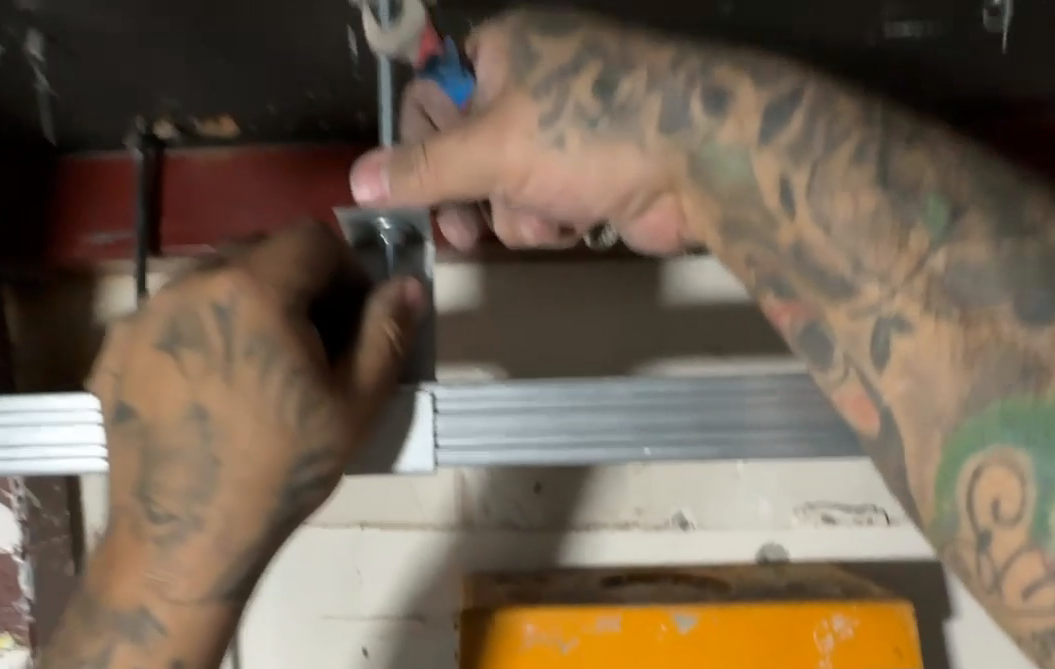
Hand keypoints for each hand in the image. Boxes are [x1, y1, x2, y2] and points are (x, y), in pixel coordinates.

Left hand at [89, 221, 422, 599]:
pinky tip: (209, 391)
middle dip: (294, 286)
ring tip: (256, 371)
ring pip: (208, 284)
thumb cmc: (281, 473)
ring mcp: (141, 318)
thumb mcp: (353, 409)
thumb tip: (407, 284)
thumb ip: (385, 336)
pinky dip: (198, 335)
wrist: (185, 538)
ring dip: (244, 307)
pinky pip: (168, 319)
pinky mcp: (112, 352)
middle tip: (310, 348)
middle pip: (257, 254)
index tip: (353, 318)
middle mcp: (187, 285)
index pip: (313, 239)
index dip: (346, 271)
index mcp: (252, 289)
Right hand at [353, 10, 706, 253]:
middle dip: (471, 197)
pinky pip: (537, 210)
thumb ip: (422, 170)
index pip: (429, 101)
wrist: (698, 162)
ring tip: (547, 212)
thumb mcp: (493, 149)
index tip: (417, 194)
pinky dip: (549, 223)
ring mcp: (558, 135)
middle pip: (461, 156)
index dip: (421, 152)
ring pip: (499, 192)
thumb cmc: (591, 133)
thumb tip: (356, 181)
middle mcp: (527, 88)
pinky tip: (575, 220)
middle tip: (467, 230)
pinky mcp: (584, 177)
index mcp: (501, 53)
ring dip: (516, 215)